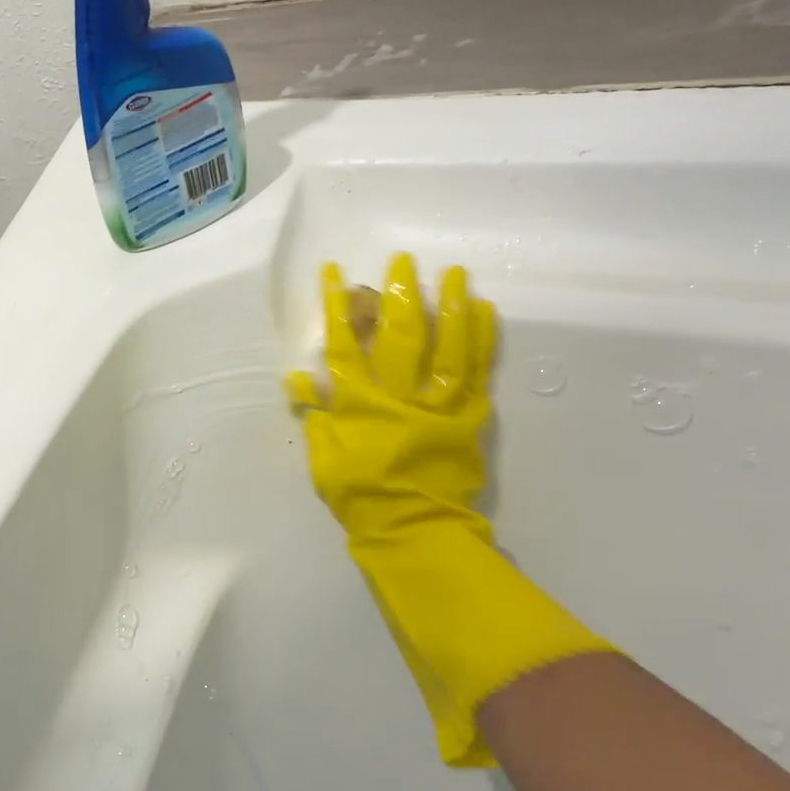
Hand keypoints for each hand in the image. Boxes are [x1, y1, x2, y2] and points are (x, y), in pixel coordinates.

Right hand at [285, 253, 611, 766]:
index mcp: (358, 404)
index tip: (336, 273)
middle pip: (401, 335)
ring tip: (454, 274)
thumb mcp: (323, 456)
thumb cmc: (358, 494)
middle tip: (403, 261)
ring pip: (447, 347)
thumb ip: (317, 416)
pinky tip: (486, 313)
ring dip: (450, 307)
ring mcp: (438, 405)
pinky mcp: (468, 418)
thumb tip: (304, 381)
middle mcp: (398, 396)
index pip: (345, 344)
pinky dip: (483, 341)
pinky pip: (477, 373)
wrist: (412, 529)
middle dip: (400, 294)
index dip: (339, 306)